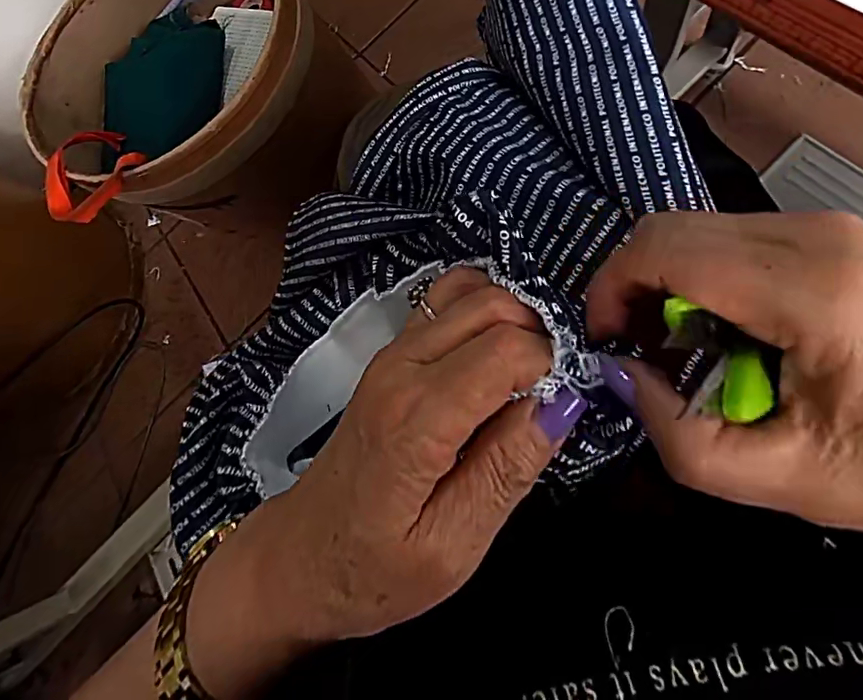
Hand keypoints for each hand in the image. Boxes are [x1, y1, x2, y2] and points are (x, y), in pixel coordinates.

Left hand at [186, 268, 582, 695]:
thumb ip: (508, 469)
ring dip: (513, 317)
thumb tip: (562, 403)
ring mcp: (393, 351)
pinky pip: (446, 298)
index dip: (551, 367)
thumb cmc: (372, 570)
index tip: (561, 406)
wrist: (300, 558)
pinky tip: (494, 349)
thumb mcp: (451, 548)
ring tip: (526, 371)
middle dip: (539, 337)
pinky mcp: (392, 351)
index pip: (508, 347)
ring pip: (472, 292)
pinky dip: (482, 306)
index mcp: (417, 417)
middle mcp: (402, 366)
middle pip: (493, 306)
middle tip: (551, 389)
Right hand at [586, 211, 862, 548]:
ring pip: (701, 231)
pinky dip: (710, 280)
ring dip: (674, 286)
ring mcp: (828, 226)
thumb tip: (625, 374)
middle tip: (644, 353)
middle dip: (636, 287)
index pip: (666, 249)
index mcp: (811, 290)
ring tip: (695, 352)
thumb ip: (681, 435)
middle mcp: (817, 236)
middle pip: (674, 228)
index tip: (607, 341)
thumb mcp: (787, 482)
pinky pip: (737, 239)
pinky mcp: (833, 235)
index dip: (612, 289)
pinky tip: (736, 333)